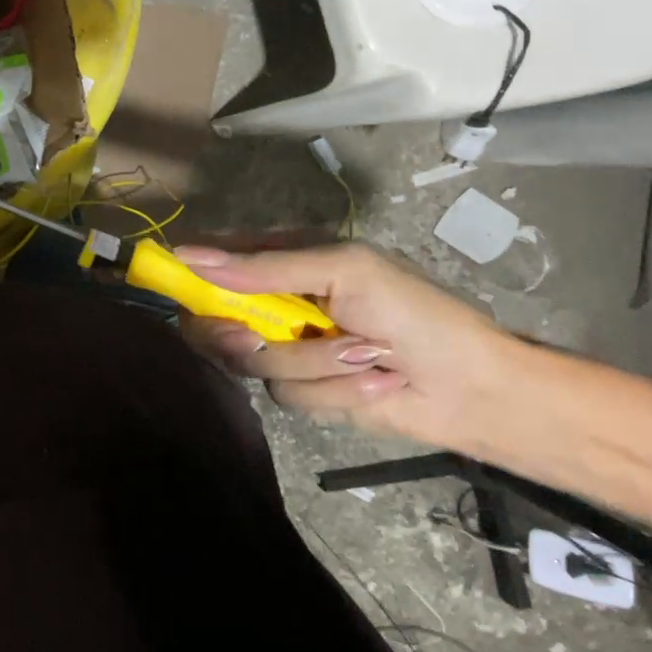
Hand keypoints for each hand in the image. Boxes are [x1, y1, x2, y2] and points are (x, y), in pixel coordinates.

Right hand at [173, 243, 521, 447]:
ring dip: (310, 363)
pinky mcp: (304, 392)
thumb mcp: (342, 270)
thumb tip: (186, 256)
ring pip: (247, 361)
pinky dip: (334, 391)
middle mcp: (274, 306)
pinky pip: (285, 395)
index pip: (213, 262)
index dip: (187, 273)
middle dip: (231, 332)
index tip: (173, 285)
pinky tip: (374, 386)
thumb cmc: (416, 314)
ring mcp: (286, 350)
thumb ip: (264, 267)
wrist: (479, 389)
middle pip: (208, 319)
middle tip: (251, 337)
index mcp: (283, 264)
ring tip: (365, 359)